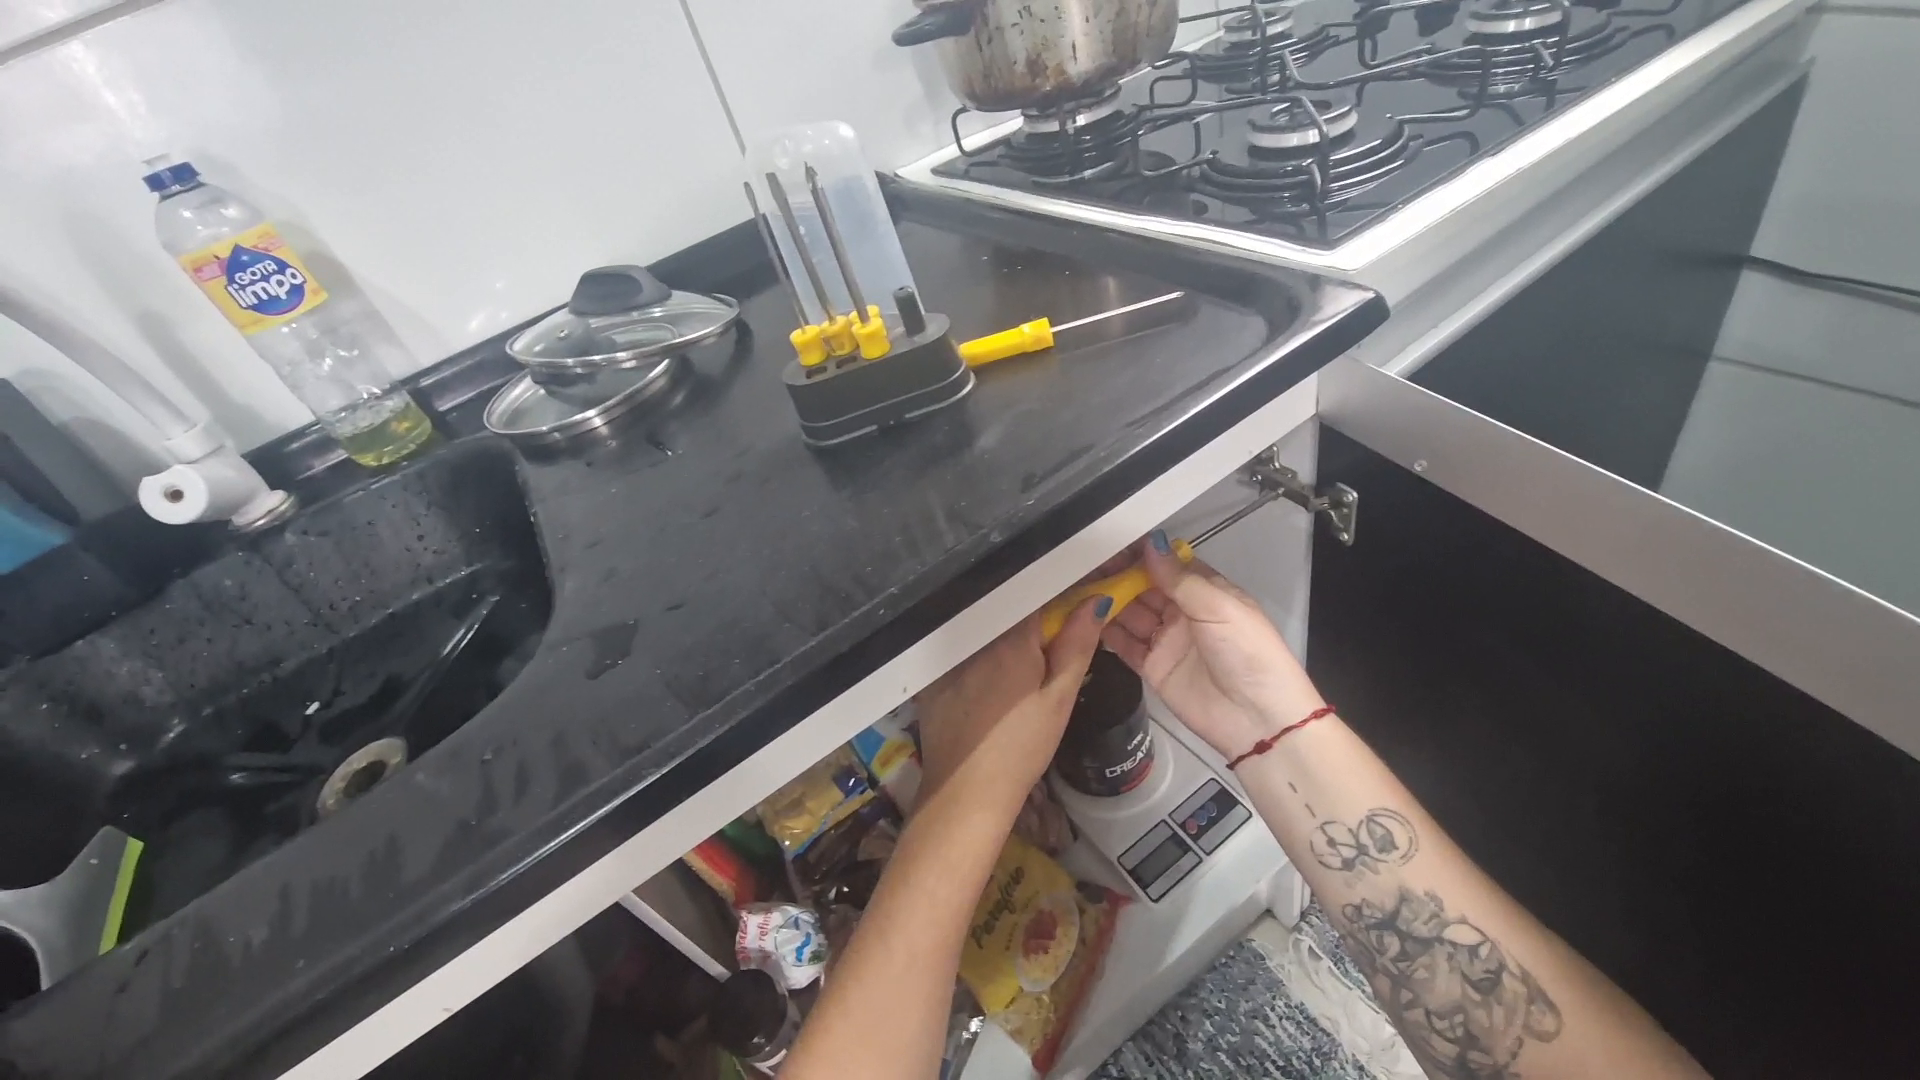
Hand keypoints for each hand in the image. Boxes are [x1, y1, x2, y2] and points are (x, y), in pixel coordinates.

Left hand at [914, 596, 1107, 810]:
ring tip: (1013, 676)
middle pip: (1007, 611)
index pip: (1036, 596)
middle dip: (1029, 622)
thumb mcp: (1060, 699)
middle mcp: (974, 638)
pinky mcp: (931, 678)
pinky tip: (984, 688)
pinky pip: (959, 653)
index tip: (1070, 615)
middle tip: (1044, 655)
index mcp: (1010, 638)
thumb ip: (1077, 645)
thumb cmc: (1023, 748)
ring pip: (983, 632)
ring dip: (1001, 639)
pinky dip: (975, 658)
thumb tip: (1096, 601)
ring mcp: (948, 658)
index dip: (1056, 600)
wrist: (966, 793)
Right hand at [1098, 530, 1324, 758]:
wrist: (1257, 720)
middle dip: (1120, 576)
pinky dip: (1106, 632)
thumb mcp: (1220, 608)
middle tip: (1086, 564)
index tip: (1111, 543)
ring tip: (1078, 586)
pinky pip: (1125, 645)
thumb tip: (1151, 543)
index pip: (1169, 566)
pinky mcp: (1153, 668)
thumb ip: (1180, 578)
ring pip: (1131, 614)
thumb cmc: (1248, 653)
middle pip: (1146, 588)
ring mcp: (1167, 640)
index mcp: (1207, 592)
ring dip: (1109, 601)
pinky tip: (1085, 618)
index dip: (1143, 555)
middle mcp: (1184, 613)